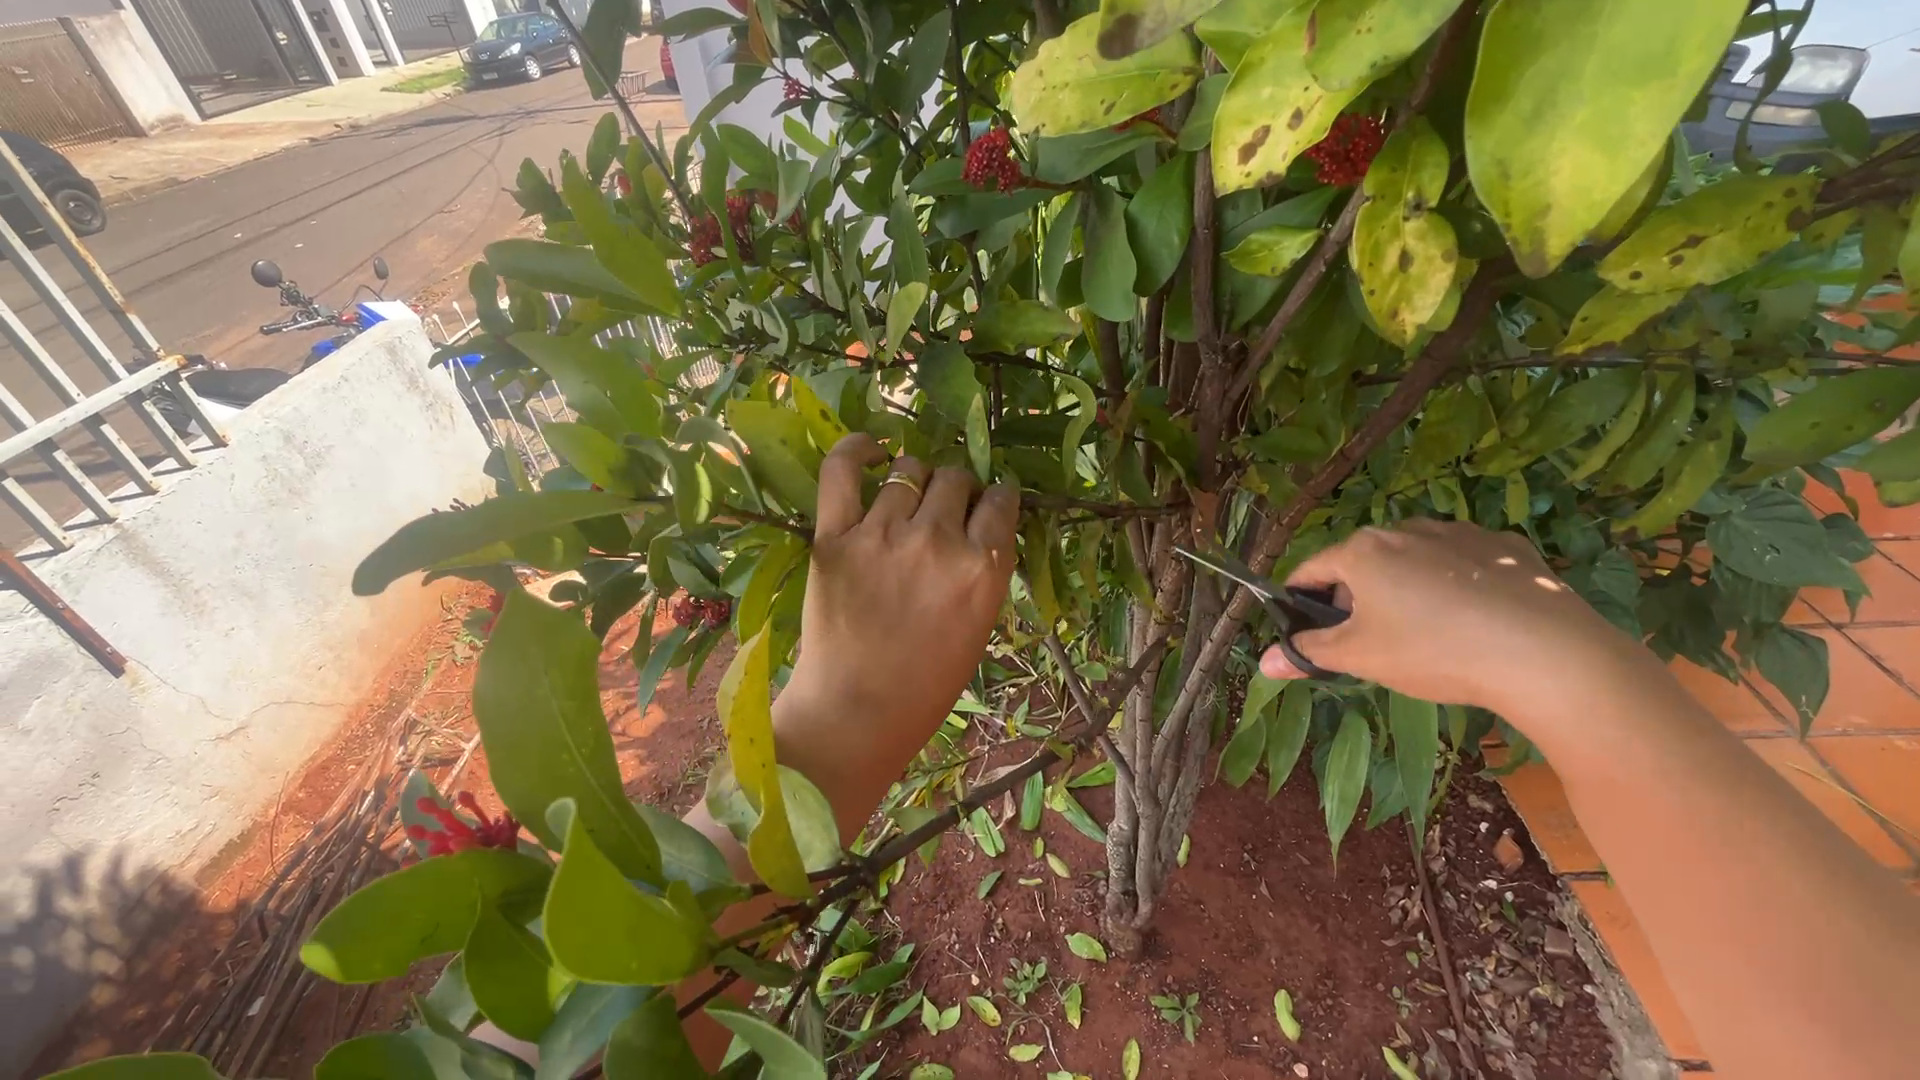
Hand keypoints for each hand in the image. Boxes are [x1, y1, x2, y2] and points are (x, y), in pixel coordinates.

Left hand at [779, 434, 1019, 759]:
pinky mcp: (833, 536)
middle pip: (956, 478)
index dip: (996, 498)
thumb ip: (984, 571)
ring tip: (908, 496)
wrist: (856, 714)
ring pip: (909, 471)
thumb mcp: (979, 626)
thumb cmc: (926, 686)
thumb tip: (978, 525)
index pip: (1001, 501)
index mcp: (982, 567)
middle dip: (957, 489)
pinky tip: (871, 450)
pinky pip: (843, 470)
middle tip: (945, 509)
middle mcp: (937, 539)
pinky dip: (856, 450)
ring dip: (916, 479)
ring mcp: (882, 534)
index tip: (987, 504)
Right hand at [1258, 520, 1650, 716]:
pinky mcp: (1507, 547)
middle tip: (1366, 640)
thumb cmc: (1433, 651)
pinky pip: (1463, 562)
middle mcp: (1404, 529)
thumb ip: (1309, 653)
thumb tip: (1265, 663)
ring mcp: (1460, 533)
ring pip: (1412, 560)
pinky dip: (1454, 584)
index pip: (1310, 570)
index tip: (1306, 630)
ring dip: (1404, 587)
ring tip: (1424, 632)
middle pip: (1361, 562)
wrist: (1545, 654)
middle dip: (1355, 597)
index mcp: (1361, 551)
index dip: (1300, 601)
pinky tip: (1472, 619)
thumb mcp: (1360, 658)